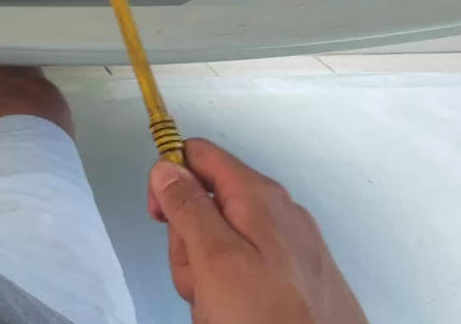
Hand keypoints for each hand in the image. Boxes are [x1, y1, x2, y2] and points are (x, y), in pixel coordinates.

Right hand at [148, 138, 365, 323]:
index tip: (160, 219)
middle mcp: (279, 212)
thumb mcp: (215, 260)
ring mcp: (293, 247)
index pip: (197, 155)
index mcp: (259, 196)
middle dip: (189, 241)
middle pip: (207, 201)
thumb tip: (166, 166)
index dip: (169, 179)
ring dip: (207, 272)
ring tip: (220, 310)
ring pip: (223, 238)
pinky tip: (238, 316)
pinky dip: (233, 288)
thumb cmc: (269, 323)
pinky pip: (247, 266)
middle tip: (200, 282)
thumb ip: (187, 206)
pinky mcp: (300, 279)